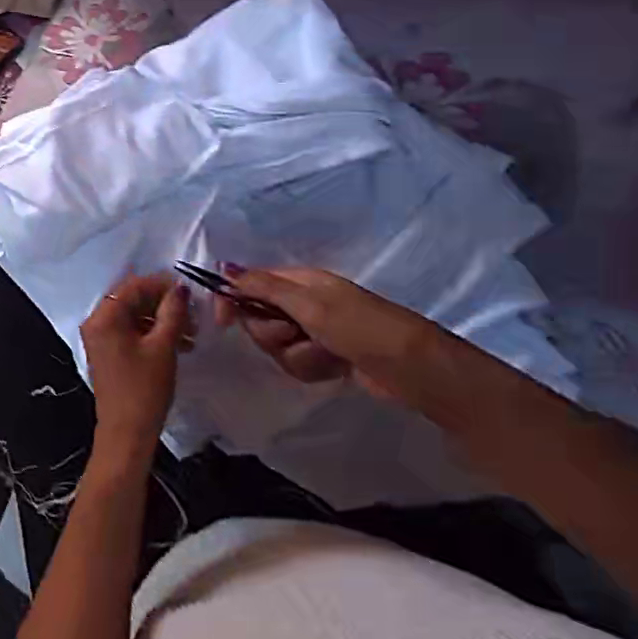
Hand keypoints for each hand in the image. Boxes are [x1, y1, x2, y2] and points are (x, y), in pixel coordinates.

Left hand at [81, 273, 192, 456]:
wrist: (126, 431)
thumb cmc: (144, 388)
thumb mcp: (163, 347)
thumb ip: (172, 313)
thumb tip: (179, 289)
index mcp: (103, 317)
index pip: (132, 286)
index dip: (161, 285)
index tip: (189, 293)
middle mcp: (96, 322)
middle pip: (131, 300)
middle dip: (163, 304)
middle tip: (193, 315)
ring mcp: (100, 338)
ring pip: (133, 316)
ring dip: (161, 320)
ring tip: (191, 334)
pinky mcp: (108, 352)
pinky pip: (130, 332)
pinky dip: (152, 333)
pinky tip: (178, 344)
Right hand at [215, 266, 462, 409]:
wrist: (415, 371)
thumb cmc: (362, 328)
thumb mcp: (309, 303)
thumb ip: (262, 287)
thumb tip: (223, 267)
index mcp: (299, 281)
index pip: (248, 283)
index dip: (232, 299)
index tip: (222, 321)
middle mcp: (302, 303)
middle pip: (257, 318)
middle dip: (271, 333)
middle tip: (294, 335)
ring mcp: (314, 330)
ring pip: (275, 345)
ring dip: (295, 354)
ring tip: (324, 354)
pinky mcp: (324, 356)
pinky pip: (294, 362)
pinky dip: (310, 367)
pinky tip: (333, 367)